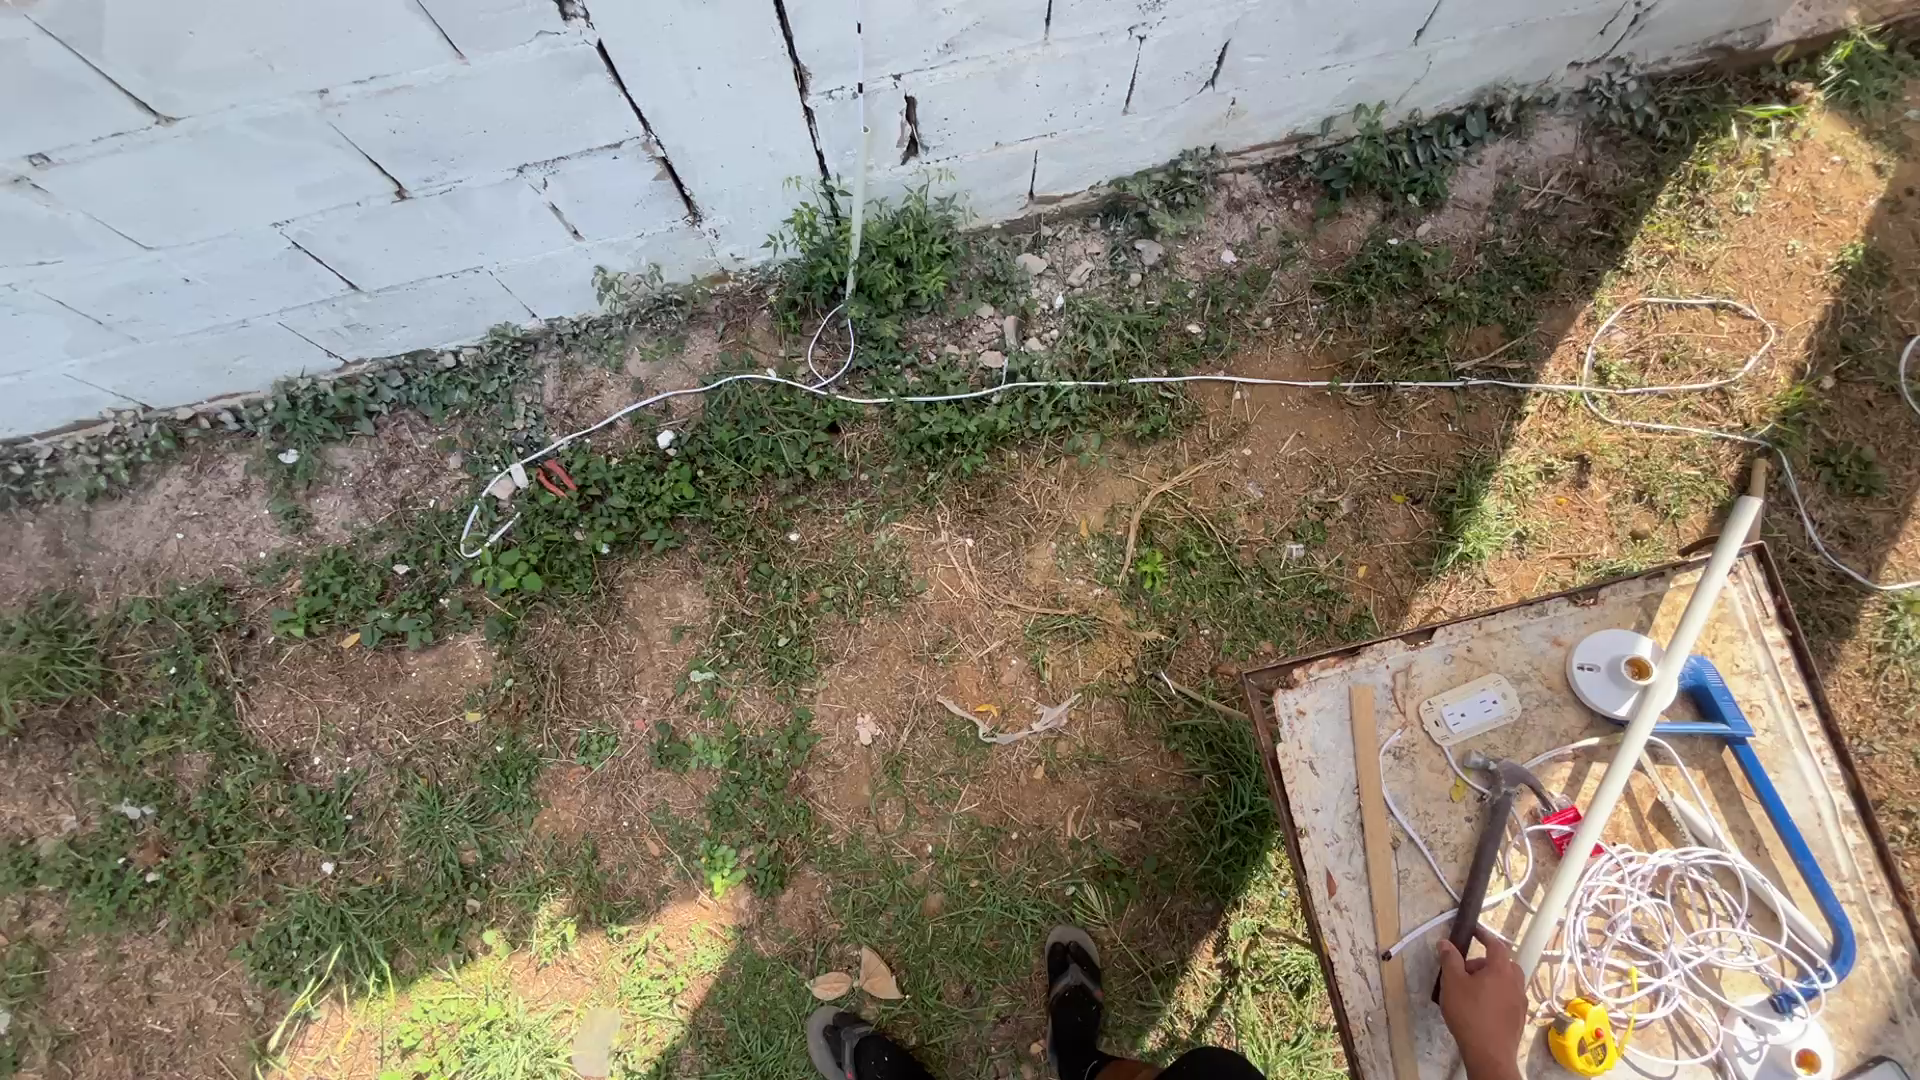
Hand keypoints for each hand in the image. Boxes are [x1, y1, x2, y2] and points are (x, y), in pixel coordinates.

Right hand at [1436, 927, 1525, 1079]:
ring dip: (1492, 978)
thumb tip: (1446, 943)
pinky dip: (1497, 993)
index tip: (1474, 931)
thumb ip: (1450, 959)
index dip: (1485, 935)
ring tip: (1471, 988)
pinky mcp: (1519, 1019)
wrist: (1489, 1053)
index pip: (1497, 946)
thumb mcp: (1452, 981)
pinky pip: (1509, 997)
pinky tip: (1480, 1004)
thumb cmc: (1469, 1012)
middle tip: (1467, 967)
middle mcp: (1515, 985)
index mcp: (1501, 972)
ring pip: (1509, 982)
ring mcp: (1520, 1004)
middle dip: (1488, 961)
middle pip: (1507, 964)